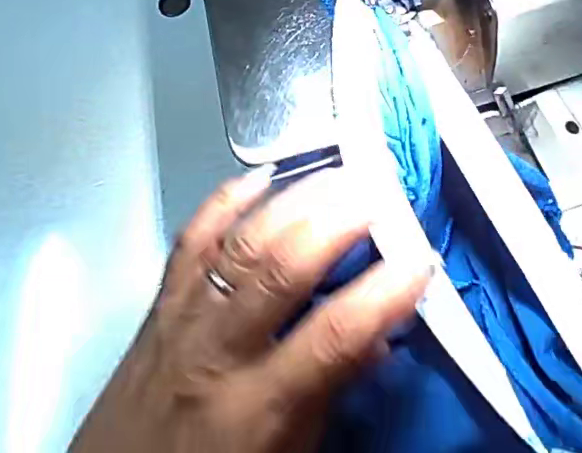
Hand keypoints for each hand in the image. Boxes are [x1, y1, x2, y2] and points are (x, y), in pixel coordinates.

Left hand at [70, 169, 433, 452]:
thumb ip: (329, 397)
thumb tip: (380, 336)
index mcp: (254, 409)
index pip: (331, 338)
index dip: (381, 295)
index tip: (420, 260)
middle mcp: (216, 350)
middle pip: (279, 268)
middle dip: (333, 222)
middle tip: (376, 191)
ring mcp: (183, 314)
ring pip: (240, 241)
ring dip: (292, 199)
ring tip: (335, 173)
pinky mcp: (161, 297)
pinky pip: (193, 235)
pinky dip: (227, 198)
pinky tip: (262, 175)